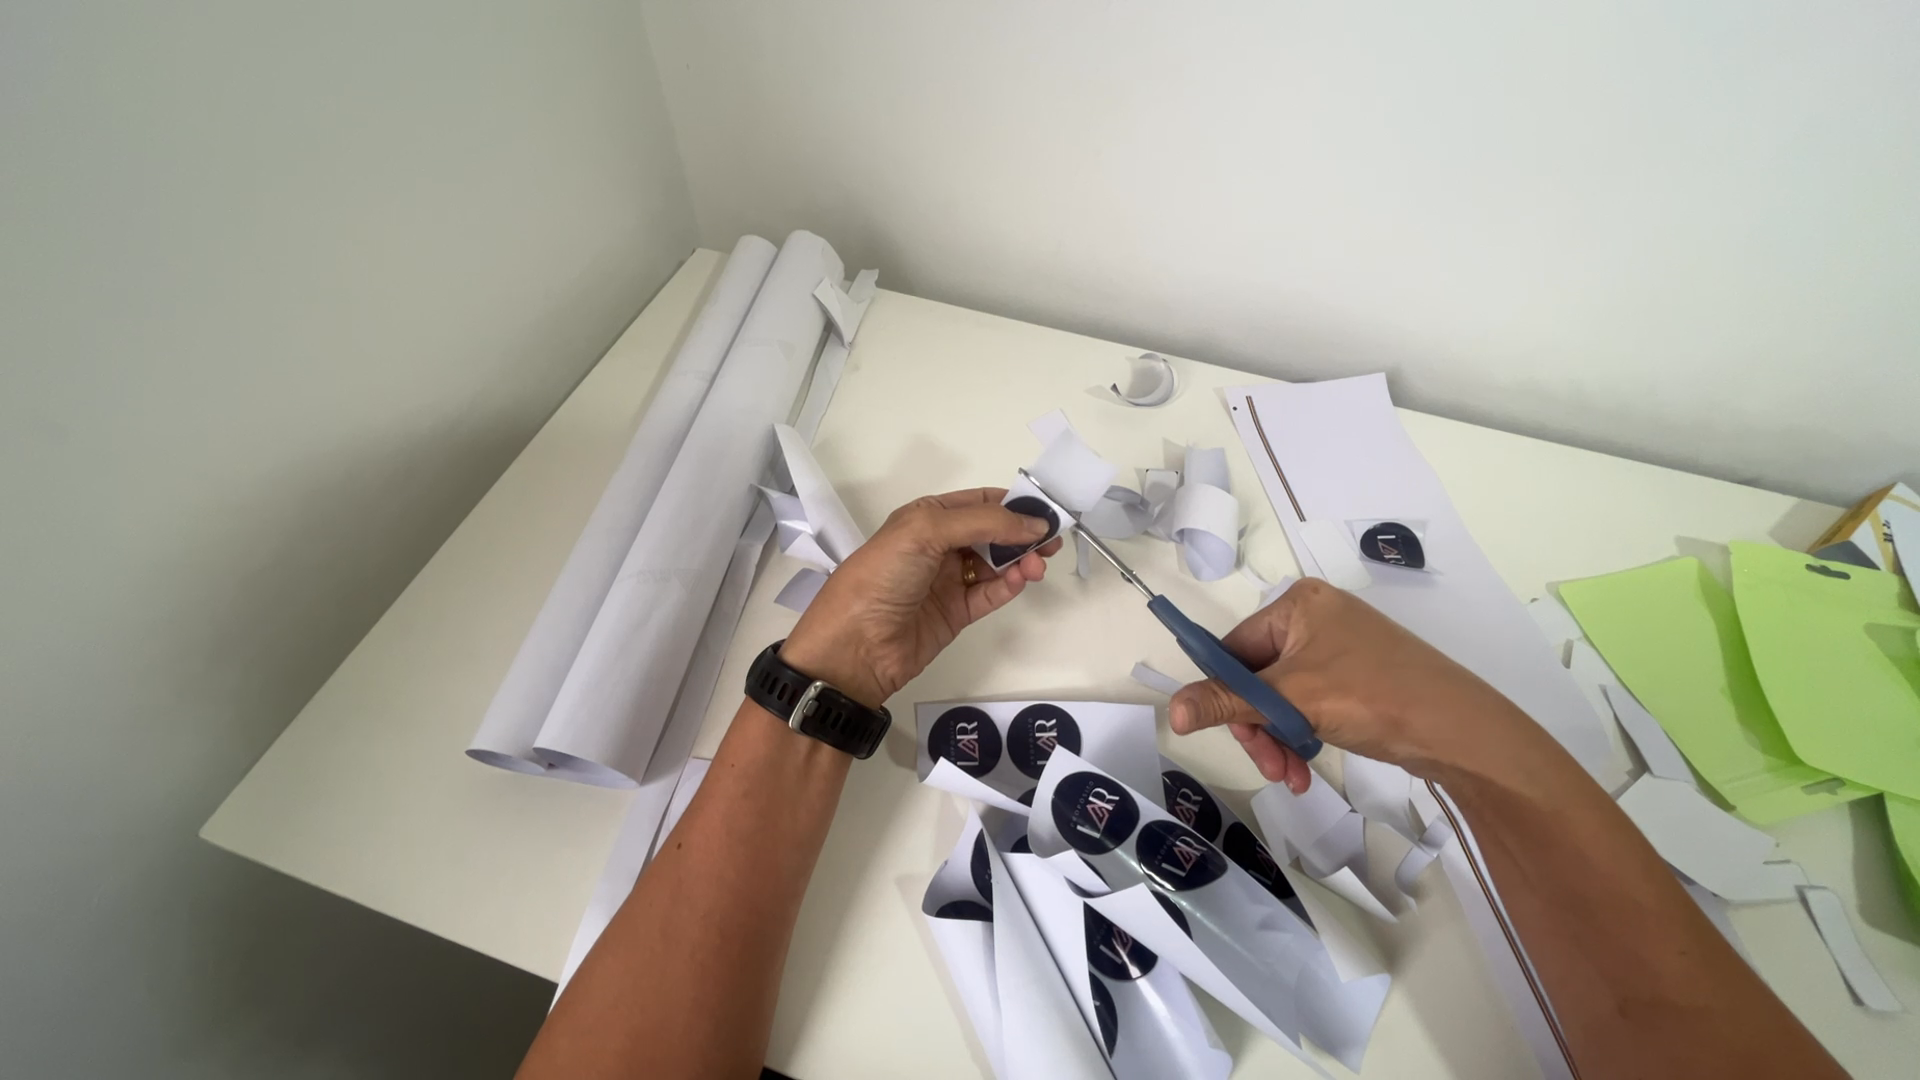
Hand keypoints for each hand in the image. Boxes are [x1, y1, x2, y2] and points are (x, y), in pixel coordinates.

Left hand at [778, 488, 1062, 707]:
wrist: (854, 646)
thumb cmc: (883, 576)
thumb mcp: (926, 532)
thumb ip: (984, 523)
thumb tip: (1035, 524)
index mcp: (926, 518)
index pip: (979, 502)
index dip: (1013, 504)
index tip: (1045, 511)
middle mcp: (938, 545)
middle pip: (992, 532)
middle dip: (1022, 533)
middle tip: (1051, 542)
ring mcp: (947, 581)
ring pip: (995, 563)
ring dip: (1020, 560)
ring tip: (1037, 566)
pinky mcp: (956, 613)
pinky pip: (990, 594)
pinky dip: (1009, 586)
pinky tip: (1022, 580)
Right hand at [1168, 578, 1535, 791]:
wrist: (1465, 733)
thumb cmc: (1373, 697)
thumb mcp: (1291, 700)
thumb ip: (1226, 703)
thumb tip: (1172, 711)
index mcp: (1297, 603)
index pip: (1234, 647)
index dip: (1225, 692)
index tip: (1229, 732)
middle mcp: (1315, 617)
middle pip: (1256, 676)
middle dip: (1257, 726)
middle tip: (1269, 766)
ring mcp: (1338, 648)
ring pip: (1280, 696)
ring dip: (1278, 738)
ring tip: (1291, 776)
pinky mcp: (1355, 676)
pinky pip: (1307, 702)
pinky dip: (1301, 734)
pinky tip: (1305, 767)